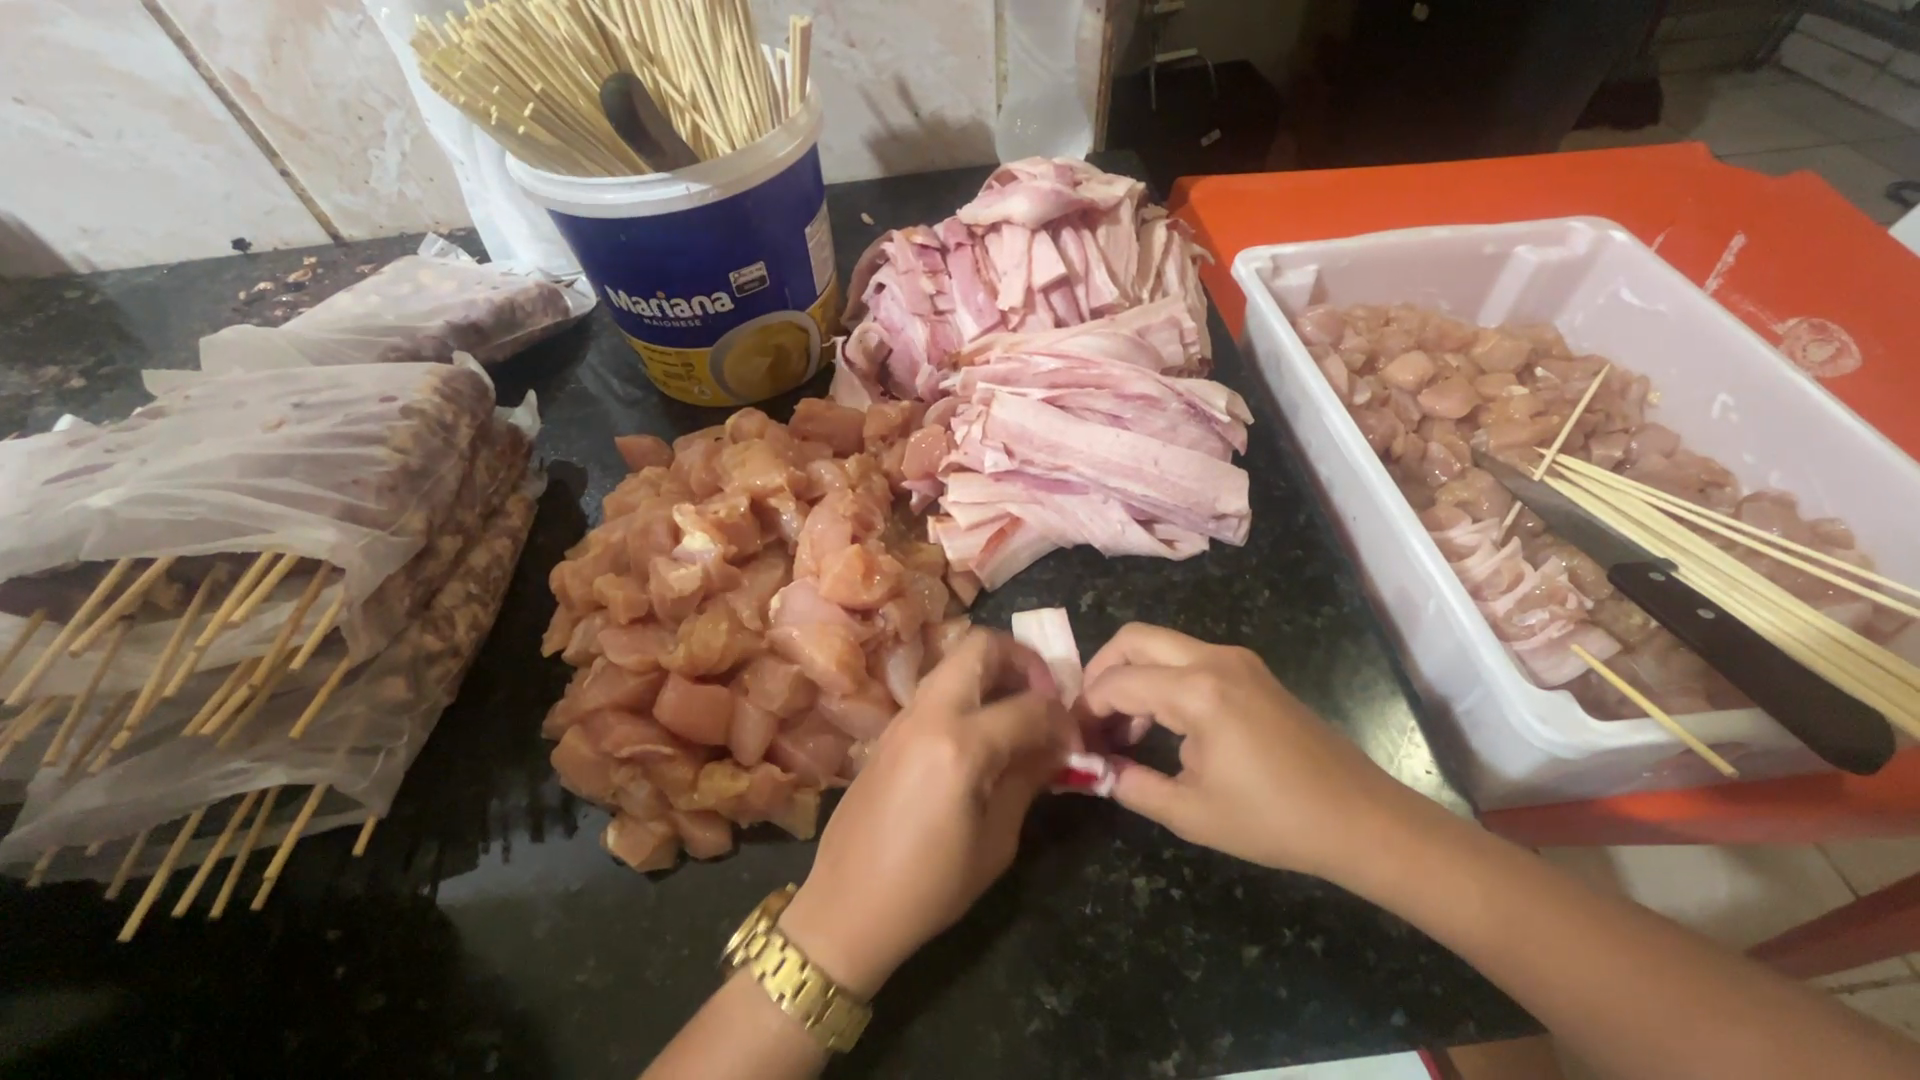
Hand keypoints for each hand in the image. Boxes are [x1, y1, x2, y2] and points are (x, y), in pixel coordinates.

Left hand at [779, 629, 1072, 997]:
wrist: (848, 907)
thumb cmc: (931, 888)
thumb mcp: (996, 841)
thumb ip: (1027, 780)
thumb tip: (1056, 746)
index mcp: (961, 746)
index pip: (1030, 706)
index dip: (1063, 720)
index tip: (1075, 742)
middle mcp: (929, 716)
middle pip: (981, 647)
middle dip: (1023, 661)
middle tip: (1043, 698)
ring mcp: (902, 719)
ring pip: (953, 664)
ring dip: (991, 675)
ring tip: (1016, 716)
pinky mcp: (887, 732)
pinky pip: (934, 692)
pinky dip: (965, 696)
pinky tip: (981, 736)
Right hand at [1081, 623, 1421, 881]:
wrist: (1359, 819)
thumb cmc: (1273, 821)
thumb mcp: (1190, 813)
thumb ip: (1129, 784)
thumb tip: (1092, 769)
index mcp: (1198, 691)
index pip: (1117, 682)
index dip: (1086, 709)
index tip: (1071, 740)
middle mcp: (1215, 659)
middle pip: (1135, 639)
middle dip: (1101, 672)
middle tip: (1088, 719)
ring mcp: (1238, 661)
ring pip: (1162, 646)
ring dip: (1132, 677)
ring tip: (1121, 733)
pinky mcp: (1252, 673)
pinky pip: (1189, 660)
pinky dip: (1162, 681)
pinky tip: (1160, 728)